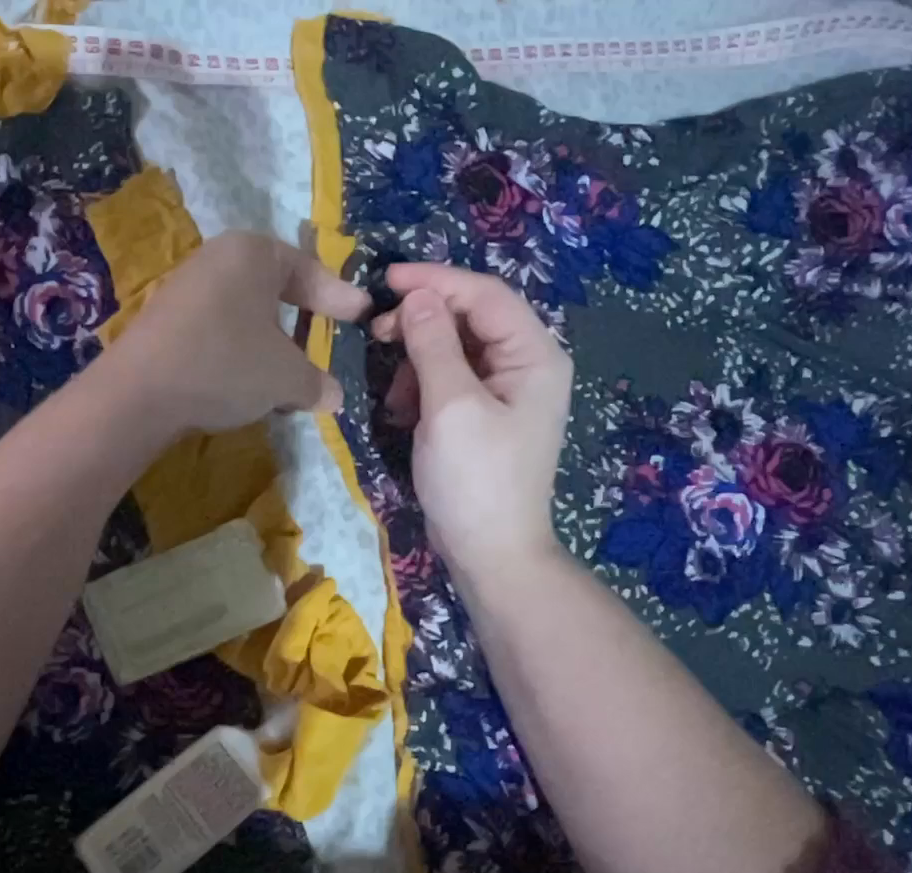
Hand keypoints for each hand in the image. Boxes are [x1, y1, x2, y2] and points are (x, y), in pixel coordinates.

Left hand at [101, 231, 368, 435]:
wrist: (139, 393)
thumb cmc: (227, 365)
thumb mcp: (286, 377)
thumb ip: (316, 382)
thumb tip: (334, 395)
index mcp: (253, 253)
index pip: (308, 270)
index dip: (338, 297)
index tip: (361, 314)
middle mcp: (216, 260)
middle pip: (273, 291)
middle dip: (300, 322)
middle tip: (324, 342)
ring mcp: (184, 291)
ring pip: (243, 316)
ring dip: (268, 346)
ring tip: (287, 377)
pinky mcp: (163, 324)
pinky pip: (216, 334)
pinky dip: (237, 356)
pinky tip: (246, 387)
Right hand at [369, 264, 571, 568]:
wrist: (491, 553)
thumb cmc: (475, 479)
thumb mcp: (450, 406)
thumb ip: (433, 345)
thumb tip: (415, 297)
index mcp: (534, 355)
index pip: (485, 295)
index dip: (435, 281)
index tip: (385, 281)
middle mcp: (527, 365)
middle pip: (471, 319)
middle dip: (422, 322)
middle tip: (377, 332)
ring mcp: (507, 393)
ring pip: (456, 349)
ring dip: (418, 359)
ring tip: (394, 393)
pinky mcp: (485, 416)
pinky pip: (451, 381)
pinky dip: (423, 386)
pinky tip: (403, 410)